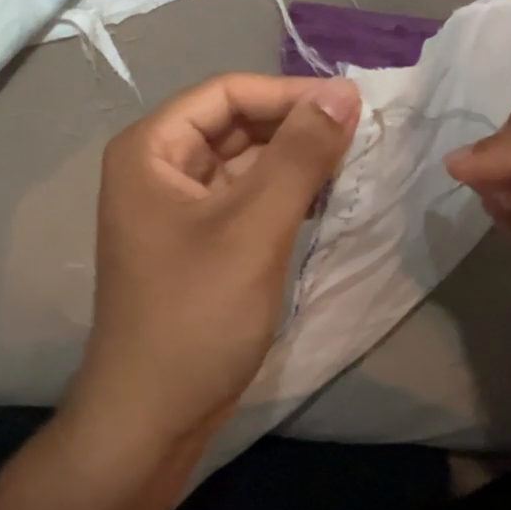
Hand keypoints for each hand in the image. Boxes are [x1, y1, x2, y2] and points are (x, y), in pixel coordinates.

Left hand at [0, 74, 359, 509]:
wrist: (150, 417)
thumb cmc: (196, 313)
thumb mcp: (254, 227)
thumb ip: (299, 155)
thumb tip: (343, 93)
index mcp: (150, 147)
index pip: (226, 94)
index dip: (288, 93)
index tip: (352, 104)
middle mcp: (154, 165)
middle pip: (232, 124)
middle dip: (292, 124)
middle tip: (360, 132)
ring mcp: (172, 205)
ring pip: (239, 161)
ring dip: (290, 158)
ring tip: (350, 160)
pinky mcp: (193, 240)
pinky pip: (239, 197)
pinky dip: (279, 193)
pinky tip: (321, 197)